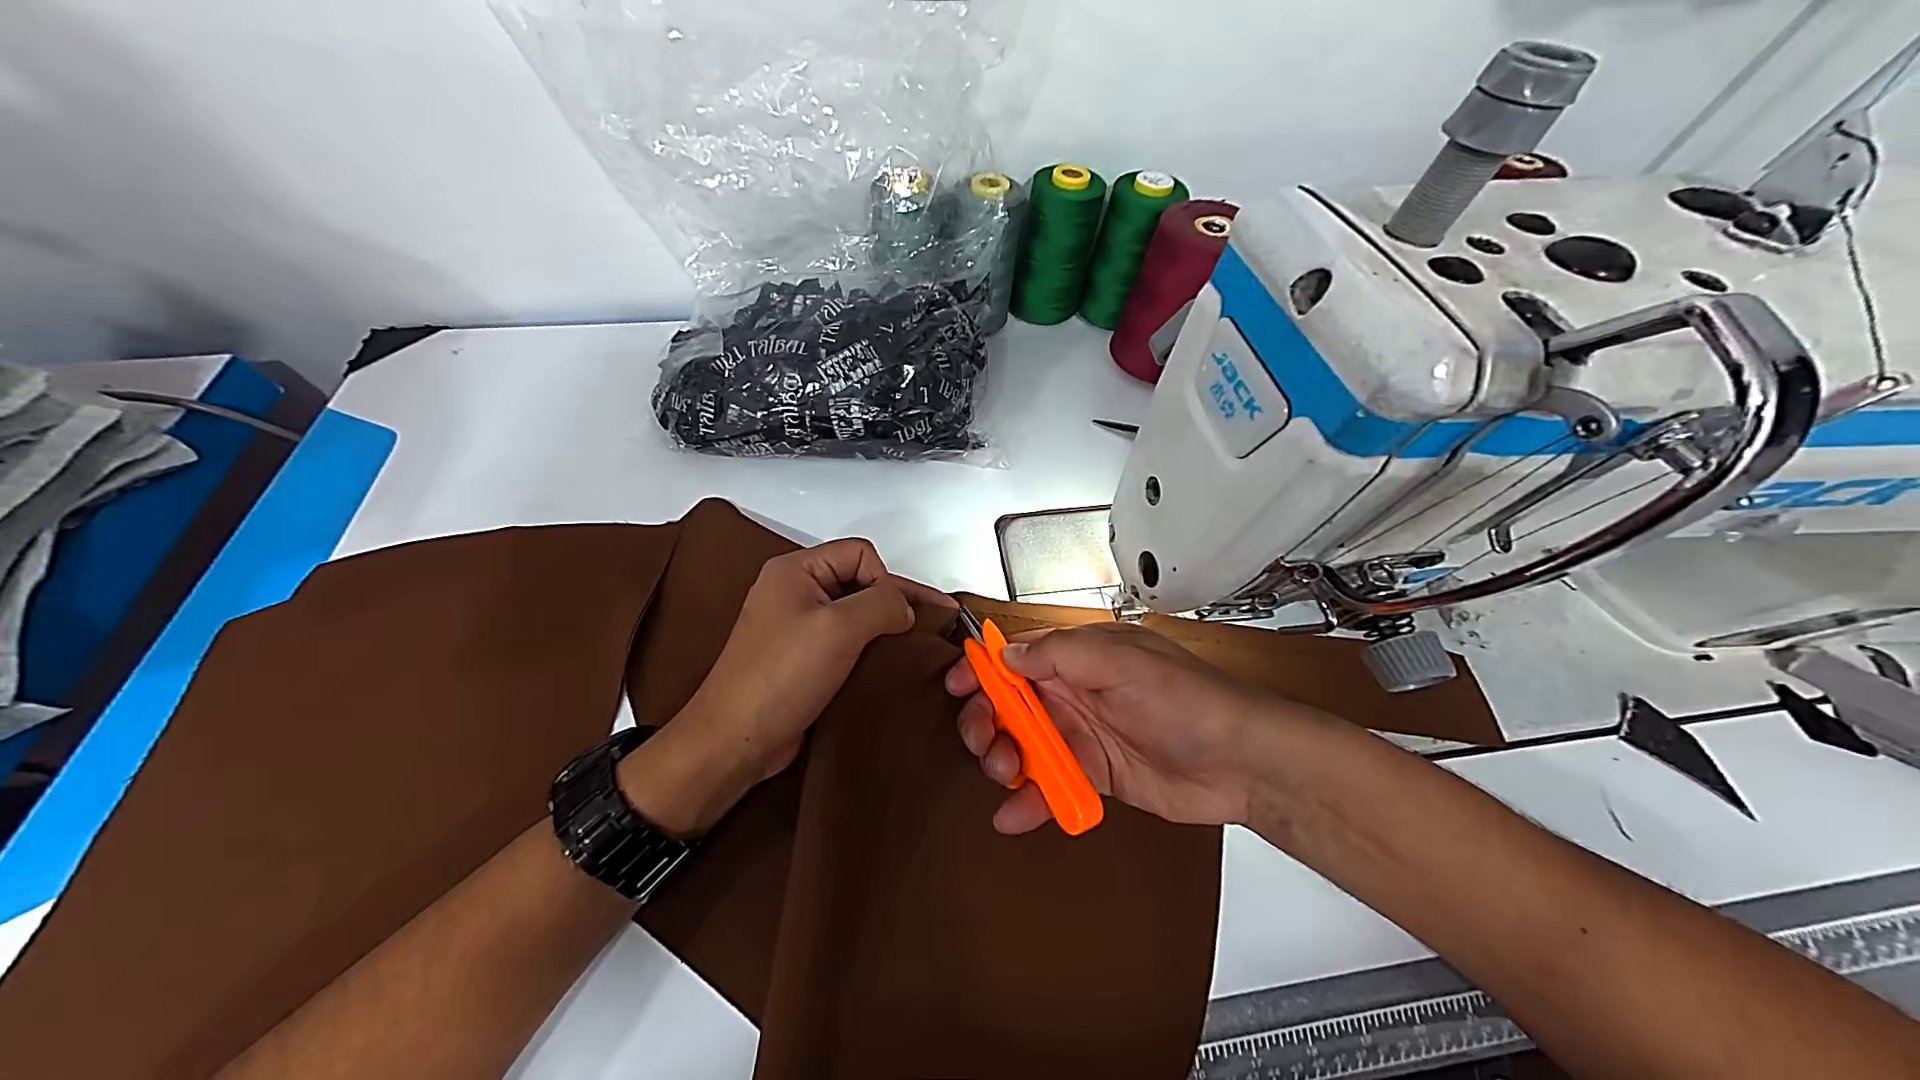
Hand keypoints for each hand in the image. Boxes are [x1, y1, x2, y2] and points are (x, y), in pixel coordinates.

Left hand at [620, 539, 954, 836]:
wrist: (737, 740)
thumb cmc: (774, 681)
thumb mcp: (839, 628)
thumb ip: (883, 604)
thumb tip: (906, 607)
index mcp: (795, 571)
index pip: (860, 554)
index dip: (886, 580)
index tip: (897, 614)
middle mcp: (794, 593)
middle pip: (860, 580)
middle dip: (892, 602)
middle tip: (926, 623)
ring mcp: (797, 626)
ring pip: (856, 613)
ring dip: (882, 628)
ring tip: (909, 646)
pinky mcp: (803, 658)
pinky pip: (846, 641)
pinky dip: (868, 649)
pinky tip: (885, 664)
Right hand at [945, 623, 1333, 833]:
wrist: (1242, 763)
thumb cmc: (1194, 701)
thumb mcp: (1122, 662)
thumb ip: (1060, 654)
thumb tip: (1009, 653)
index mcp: (1080, 657)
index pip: (1017, 656)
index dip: (983, 668)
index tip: (959, 685)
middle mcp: (1075, 693)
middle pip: (1010, 704)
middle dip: (987, 721)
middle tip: (986, 741)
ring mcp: (1082, 735)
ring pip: (1023, 746)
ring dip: (1005, 761)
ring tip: (1008, 774)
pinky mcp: (1093, 774)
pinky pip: (1049, 786)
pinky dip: (1030, 801)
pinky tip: (1016, 813)